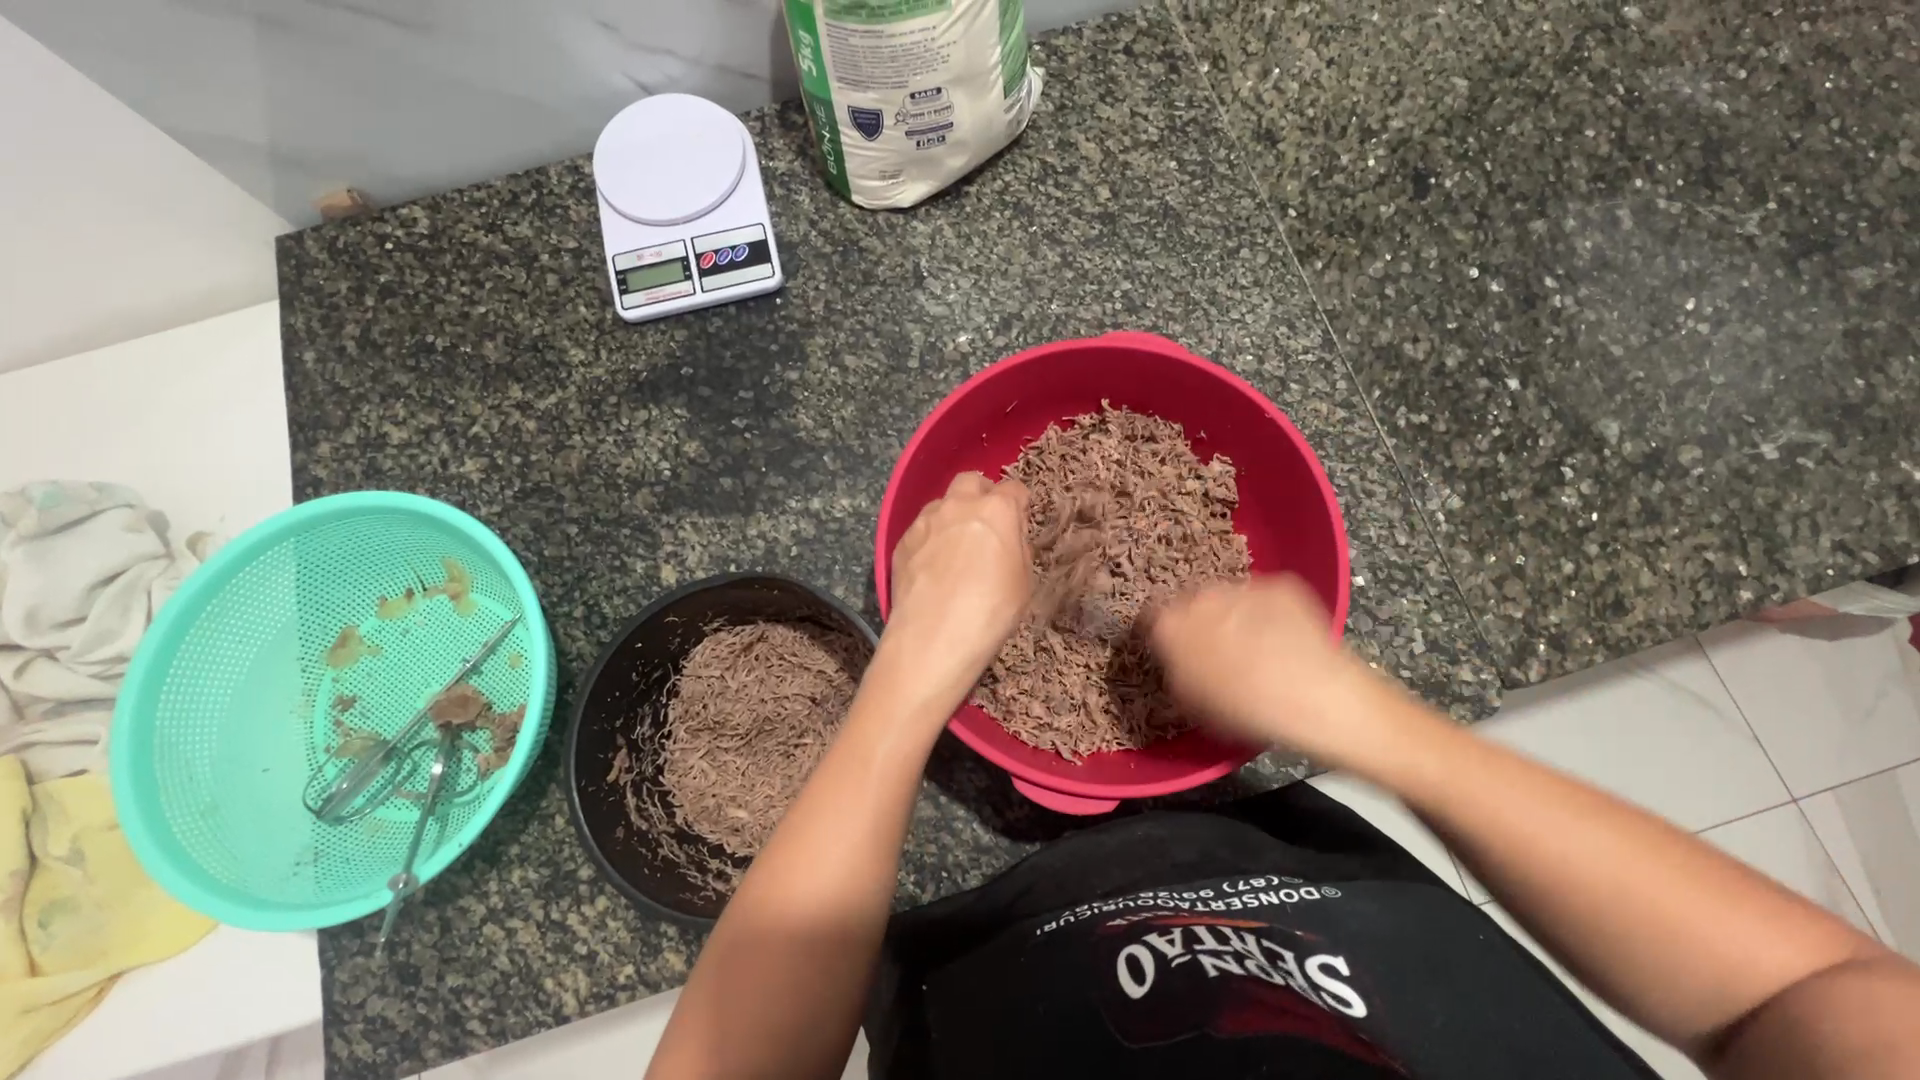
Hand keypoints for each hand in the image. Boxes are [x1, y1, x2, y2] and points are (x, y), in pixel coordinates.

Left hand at [881, 472, 1032, 708]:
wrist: (933, 638)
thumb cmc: (990, 612)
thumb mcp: (1023, 583)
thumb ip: (1017, 549)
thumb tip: (1008, 538)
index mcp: (997, 510)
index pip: (1014, 489)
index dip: (1019, 504)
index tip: (1020, 519)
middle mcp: (958, 505)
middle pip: (971, 481)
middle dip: (981, 494)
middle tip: (987, 521)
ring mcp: (925, 521)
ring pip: (941, 503)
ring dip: (952, 516)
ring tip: (955, 547)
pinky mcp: (901, 542)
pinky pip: (921, 530)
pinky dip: (930, 539)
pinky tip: (932, 567)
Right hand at [1149, 575, 1431, 771]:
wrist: (1319, 698)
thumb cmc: (1248, 710)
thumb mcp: (1192, 703)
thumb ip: (1173, 671)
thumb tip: (1174, 659)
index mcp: (1170, 625)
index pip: (1150, 618)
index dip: (1160, 635)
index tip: (1171, 651)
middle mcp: (1200, 595)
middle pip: (1189, 602)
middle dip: (1197, 621)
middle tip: (1214, 652)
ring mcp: (1243, 585)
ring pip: (1226, 596)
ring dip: (1231, 614)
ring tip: (1253, 646)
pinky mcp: (1281, 583)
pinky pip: (1261, 595)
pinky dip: (1264, 611)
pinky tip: (1280, 638)